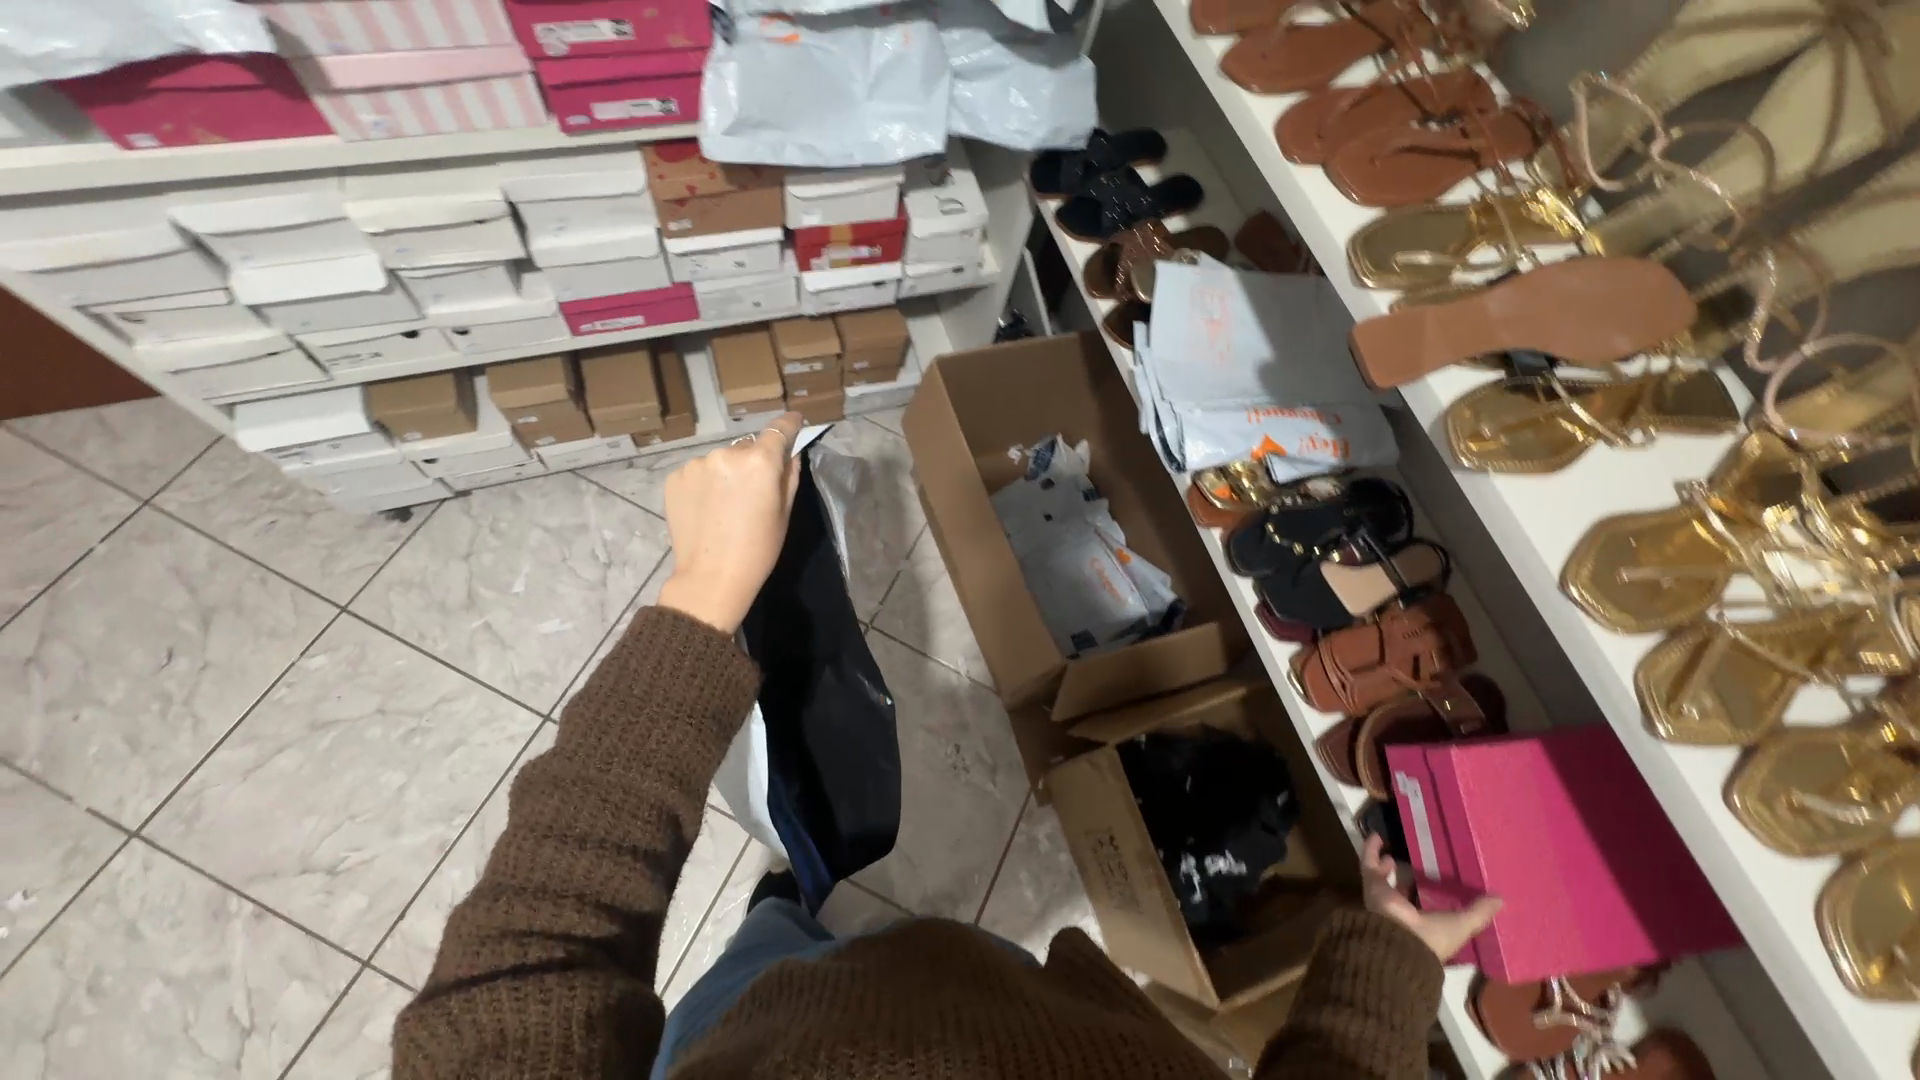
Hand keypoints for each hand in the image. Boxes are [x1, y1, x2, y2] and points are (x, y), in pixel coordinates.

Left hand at [657, 412, 804, 634]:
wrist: (711, 576)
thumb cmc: (758, 548)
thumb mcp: (785, 512)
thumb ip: (789, 474)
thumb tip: (791, 451)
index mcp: (760, 461)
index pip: (778, 429)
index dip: (789, 424)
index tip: (795, 421)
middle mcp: (726, 453)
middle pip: (747, 447)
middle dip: (753, 461)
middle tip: (753, 491)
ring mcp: (697, 464)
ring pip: (720, 460)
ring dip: (726, 473)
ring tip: (725, 504)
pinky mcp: (675, 477)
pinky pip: (698, 472)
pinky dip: (705, 484)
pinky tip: (707, 508)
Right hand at [1360, 834, 1501, 962]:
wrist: (1400, 939)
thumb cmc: (1433, 936)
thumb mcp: (1462, 924)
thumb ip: (1479, 912)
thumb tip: (1501, 900)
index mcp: (1423, 924)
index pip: (1425, 906)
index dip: (1429, 895)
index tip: (1436, 882)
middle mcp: (1401, 910)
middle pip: (1401, 890)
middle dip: (1404, 879)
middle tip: (1411, 864)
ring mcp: (1384, 896)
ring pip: (1382, 876)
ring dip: (1384, 864)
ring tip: (1390, 851)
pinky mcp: (1372, 883)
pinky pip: (1369, 862)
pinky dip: (1371, 849)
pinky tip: (1377, 836)